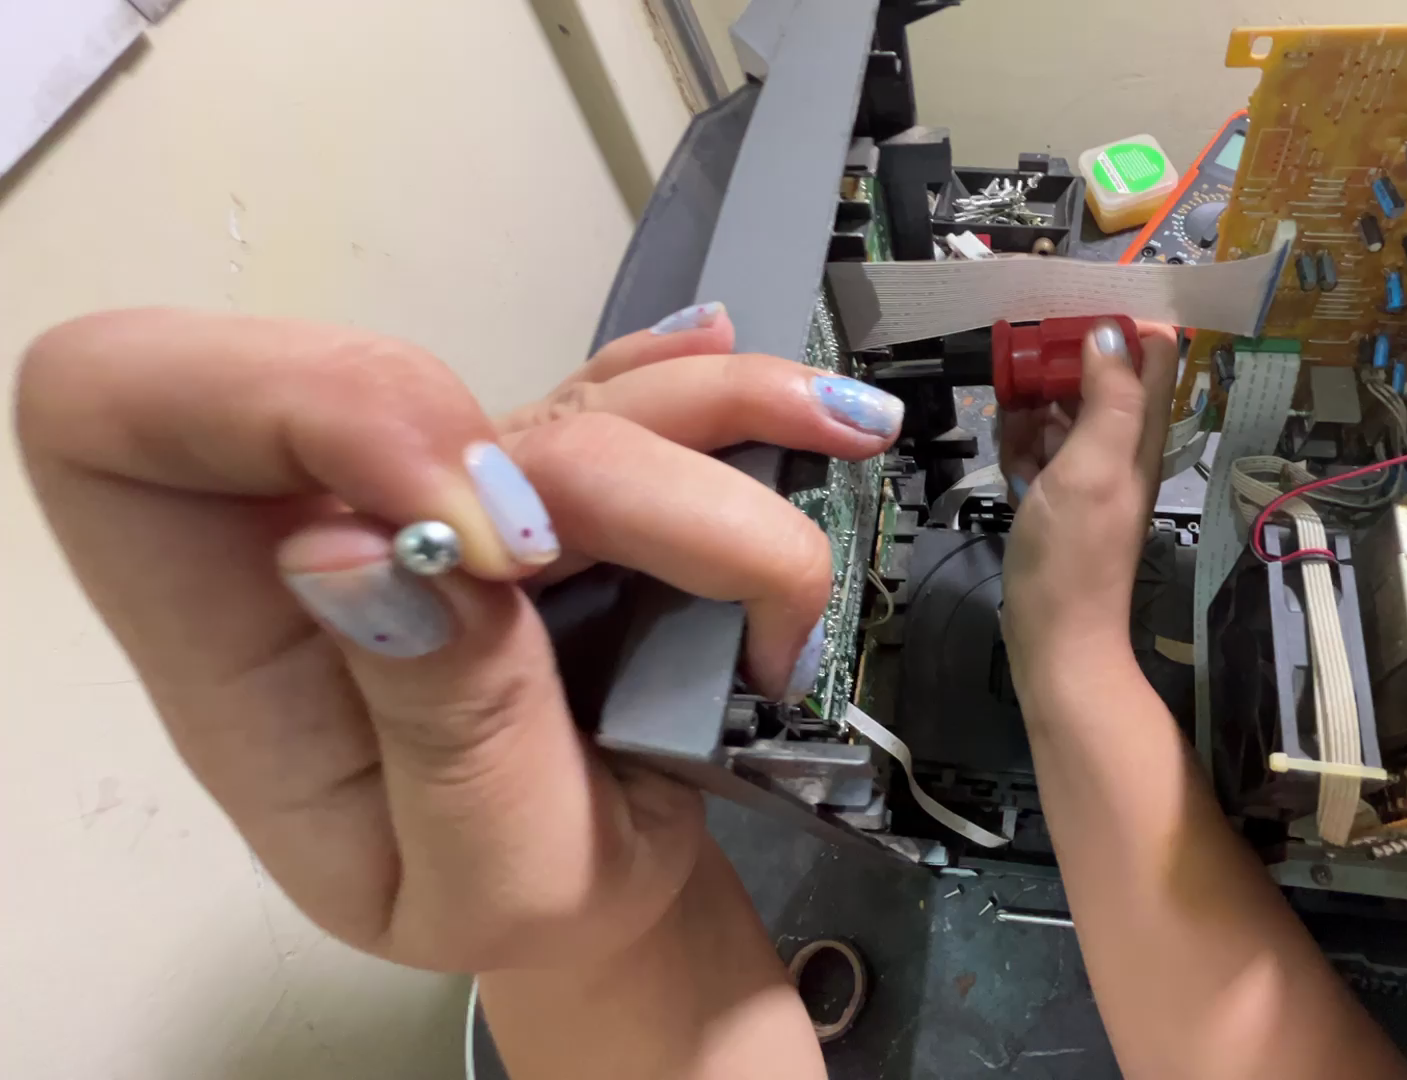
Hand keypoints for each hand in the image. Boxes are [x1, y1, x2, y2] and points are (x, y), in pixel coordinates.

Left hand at [14, 304, 902, 972]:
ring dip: (735, 408)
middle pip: (459, 406)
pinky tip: (791, 399)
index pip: (138, 406)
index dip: (312, 411)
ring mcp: (489, 493)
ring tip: (849, 434)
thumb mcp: (481, 874)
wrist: (606, 866)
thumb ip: (436, 728)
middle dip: (631, 489)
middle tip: (761, 612)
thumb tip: (362, 546)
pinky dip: (724, 388)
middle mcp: (358, 524)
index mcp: (242, 630)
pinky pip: (645, 394)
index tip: (502, 544)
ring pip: (593, 393)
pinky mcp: (589, 486)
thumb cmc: (527, 891)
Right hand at [997, 319, 1177, 679]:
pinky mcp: (1060, 493)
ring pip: (1063, 409)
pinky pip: (1044, 448)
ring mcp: (1088, 470)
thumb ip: (1108, 398)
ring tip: (1013, 437)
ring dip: (1033, 408)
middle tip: (1020, 381)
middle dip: (1057, 367)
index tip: (1065, 317)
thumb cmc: (1072, 555)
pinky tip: (1012, 465)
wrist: (1055, 637)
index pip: (1149, 351)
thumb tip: (1111, 331)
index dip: (1115, 324)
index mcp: (1140, 432)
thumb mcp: (1092, 468)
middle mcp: (1120, 443)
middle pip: (1097, 375)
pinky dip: (1025, 445)